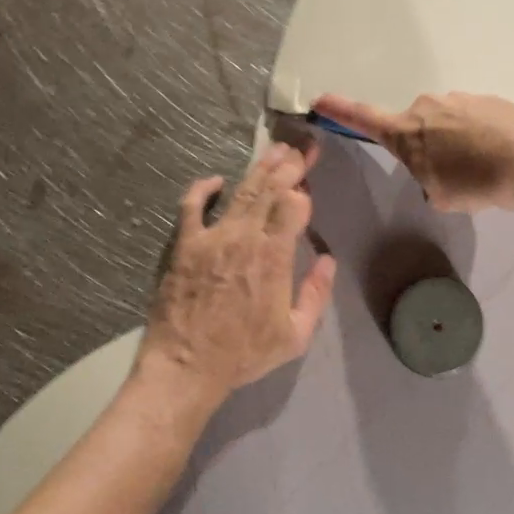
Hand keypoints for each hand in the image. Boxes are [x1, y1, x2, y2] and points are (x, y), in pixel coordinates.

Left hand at [140, 143, 337, 393]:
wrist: (186, 367)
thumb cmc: (243, 354)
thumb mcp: (294, 335)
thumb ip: (316, 295)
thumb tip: (328, 260)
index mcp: (274, 256)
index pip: (293, 205)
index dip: (302, 187)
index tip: (310, 174)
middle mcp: (244, 238)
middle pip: (270, 190)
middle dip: (287, 165)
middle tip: (299, 146)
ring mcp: (211, 238)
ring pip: (240, 192)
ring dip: (259, 169)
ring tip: (274, 150)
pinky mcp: (184, 245)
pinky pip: (192, 206)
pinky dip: (203, 188)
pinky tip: (216, 179)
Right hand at [311, 92, 513, 212]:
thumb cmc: (477, 183)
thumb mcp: (438, 194)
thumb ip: (424, 175)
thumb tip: (433, 166)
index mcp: (407, 131)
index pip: (363, 118)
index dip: (339, 110)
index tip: (318, 99)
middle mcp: (426, 106)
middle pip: (413, 126)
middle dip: (423, 146)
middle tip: (448, 175)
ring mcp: (458, 98)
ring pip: (444, 122)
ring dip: (453, 142)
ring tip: (480, 168)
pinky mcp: (485, 99)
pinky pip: (469, 119)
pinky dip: (476, 136)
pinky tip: (496, 155)